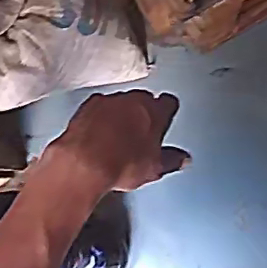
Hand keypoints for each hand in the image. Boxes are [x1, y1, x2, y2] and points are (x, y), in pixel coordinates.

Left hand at [42, 90, 190, 194]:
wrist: (85, 162)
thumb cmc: (120, 163)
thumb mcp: (155, 168)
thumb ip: (171, 159)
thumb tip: (181, 159)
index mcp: (155, 112)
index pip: (169, 103)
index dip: (168, 110)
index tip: (167, 116)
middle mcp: (133, 100)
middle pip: (144, 99)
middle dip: (143, 113)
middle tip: (141, 133)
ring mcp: (110, 100)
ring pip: (121, 102)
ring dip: (121, 113)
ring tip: (118, 137)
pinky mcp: (88, 104)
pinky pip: (99, 106)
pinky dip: (100, 116)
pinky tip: (98, 133)